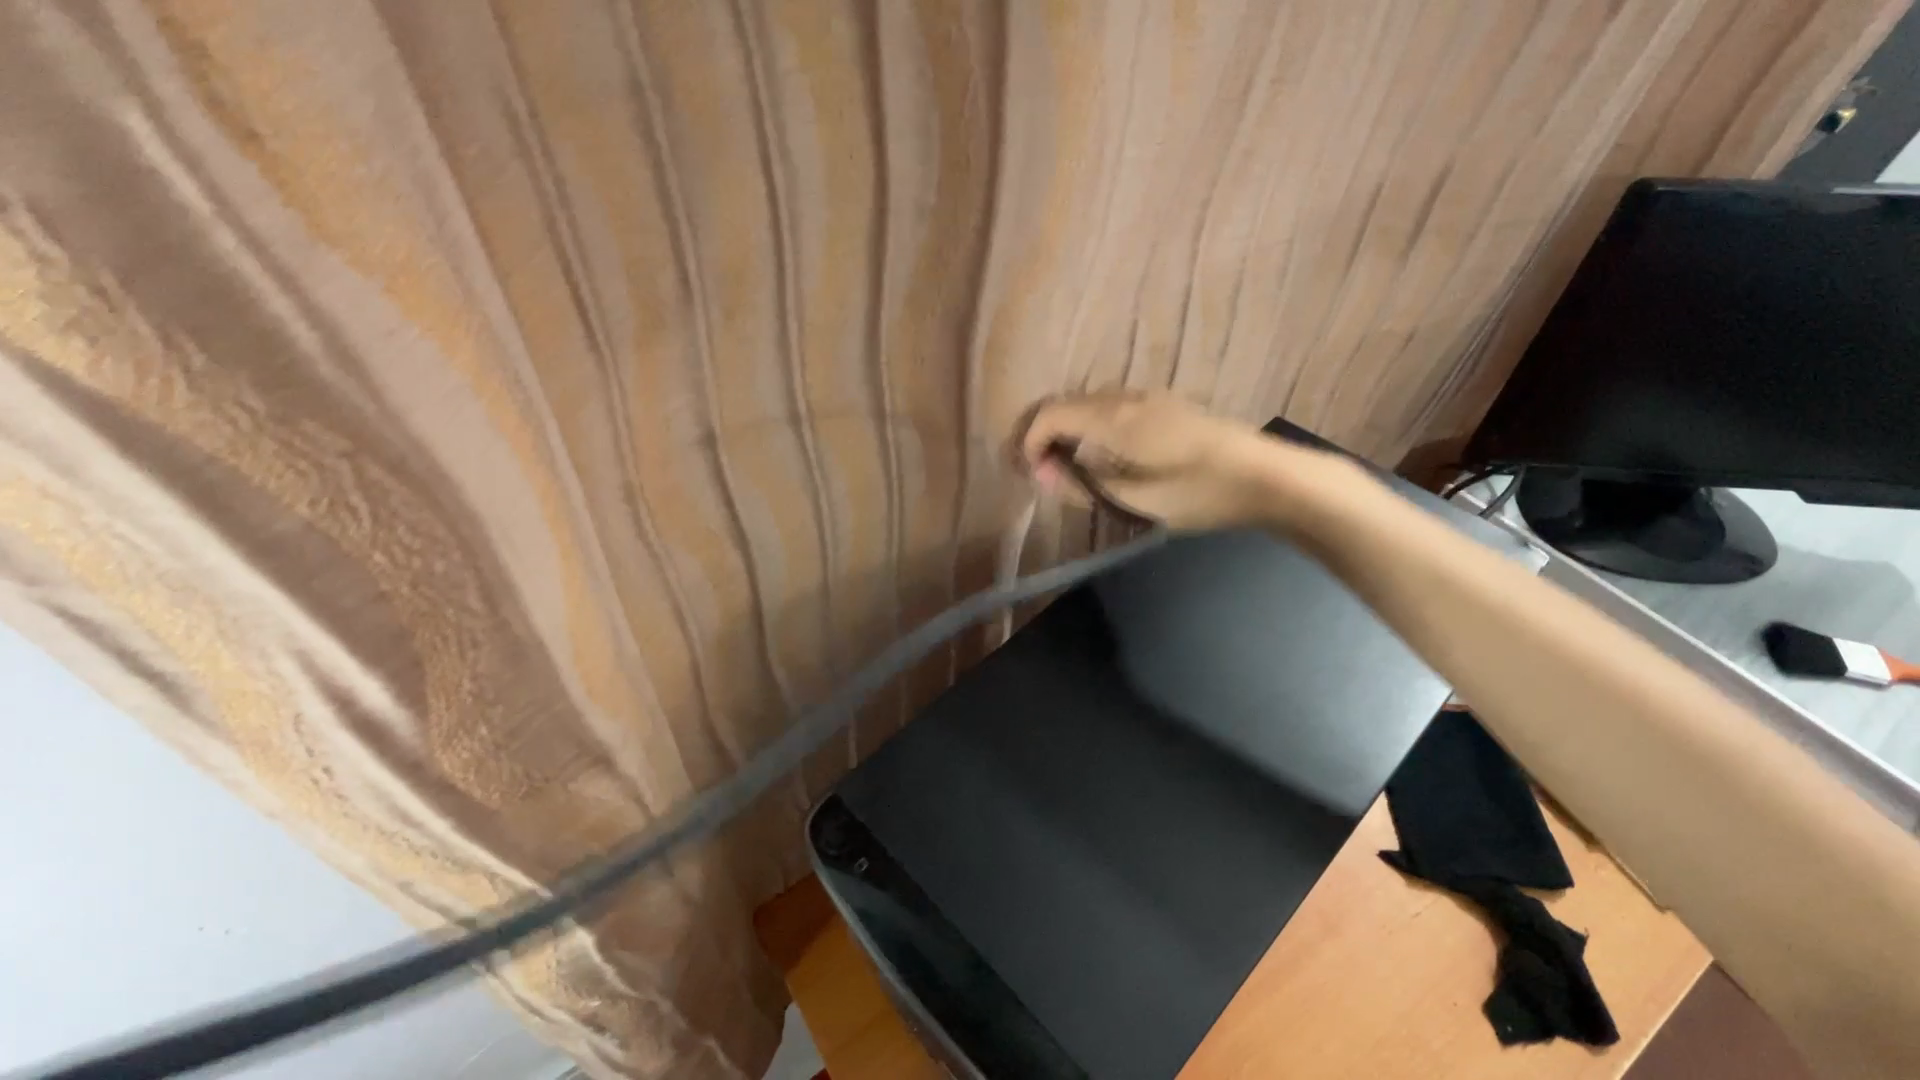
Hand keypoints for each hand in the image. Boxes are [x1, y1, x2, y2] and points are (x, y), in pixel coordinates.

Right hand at [1015, 392, 1287, 531]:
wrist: (1268, 477)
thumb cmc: (1199, 493)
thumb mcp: (1135, 499)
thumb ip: (1083, 485)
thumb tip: (1042, 473)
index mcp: (1114, 418)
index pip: (1050, 414)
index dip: (1030, 441)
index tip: (1029, 475)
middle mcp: (1127, 397)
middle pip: (1069, 404)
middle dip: (1047, 435)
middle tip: (1043, 475)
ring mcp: (1151, 397)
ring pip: (1093, 404)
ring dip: (1072, 430)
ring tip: (1072, 469)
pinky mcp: (1170, 406)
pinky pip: (1115, 407)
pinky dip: (1096, 427)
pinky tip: (1109, 457)